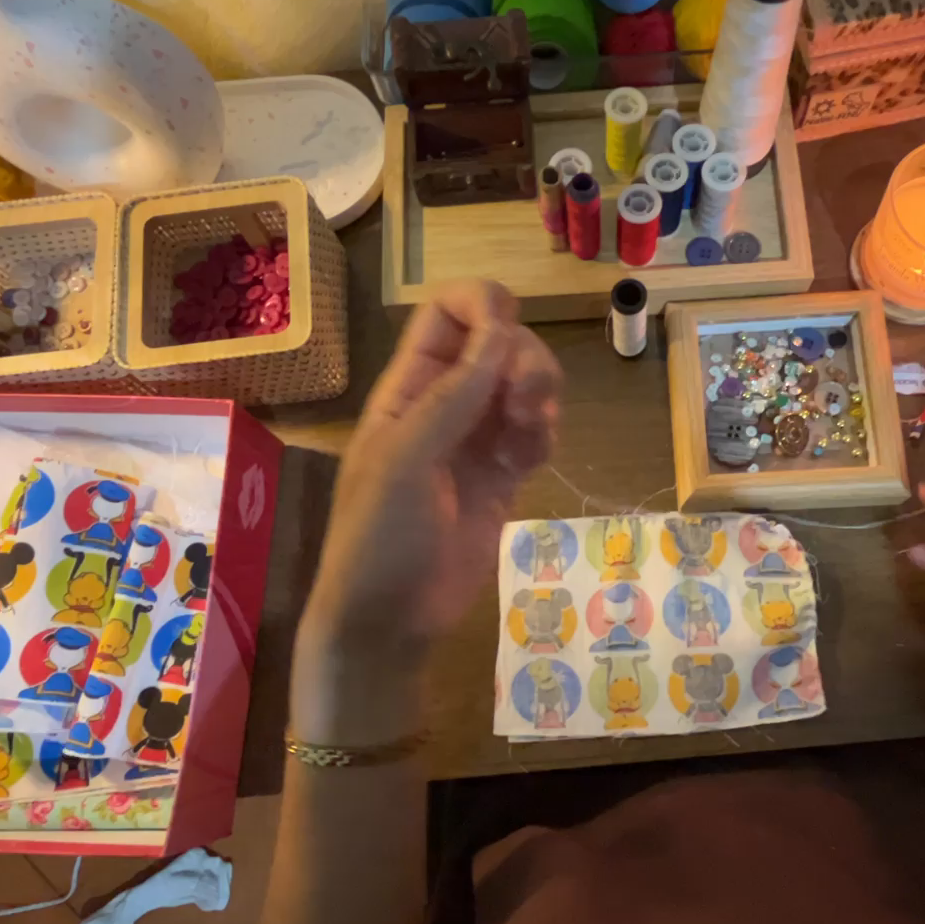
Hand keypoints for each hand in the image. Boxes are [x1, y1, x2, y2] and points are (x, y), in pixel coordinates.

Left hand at [297, 281, 560, 712]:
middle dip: (523, 360)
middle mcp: (445, 405)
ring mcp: (476, 443)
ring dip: (540, 398)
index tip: (510, 327)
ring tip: (532, 435)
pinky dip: (543, 436)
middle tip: (526, 402)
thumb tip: (502, 326)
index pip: (446, 315)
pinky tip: (533, 461)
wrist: (391, 619)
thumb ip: (455, 394)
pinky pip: (534, 435)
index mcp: (408, 389)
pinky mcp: (502, 479)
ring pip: (524, 388)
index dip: (481, 305)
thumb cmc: (381, 537)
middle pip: (499, 346)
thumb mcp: (407, 460)